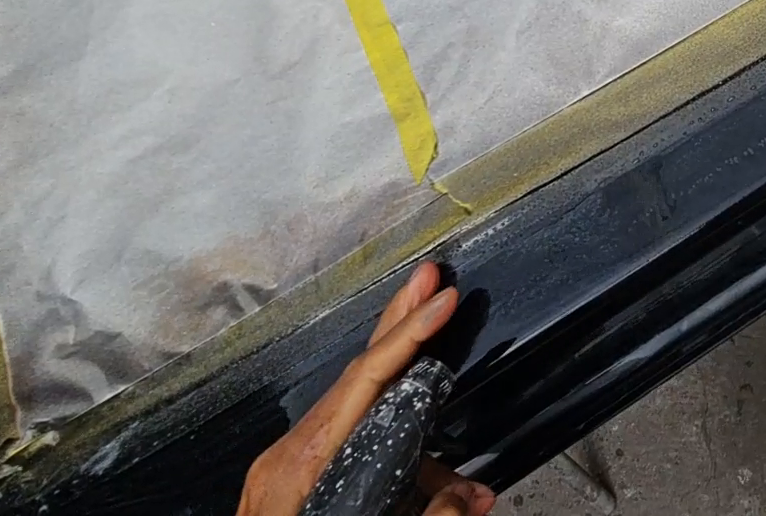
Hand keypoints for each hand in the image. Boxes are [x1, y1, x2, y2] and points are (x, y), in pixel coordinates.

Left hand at [237, 261, 496, 515]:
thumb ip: (430, 514)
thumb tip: (474, 496)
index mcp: (300, 468)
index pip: (365, 379)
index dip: (410, 334)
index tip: (443, 301)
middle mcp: (290, 457)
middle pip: (357, 368)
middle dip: (399, 315)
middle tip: (429, 274)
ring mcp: (290, 464)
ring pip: (357, 394)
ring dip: (400, 352)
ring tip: (431, 312)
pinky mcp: (298, 476)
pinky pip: (350, 422)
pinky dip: (388, 398)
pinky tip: (415, 398)